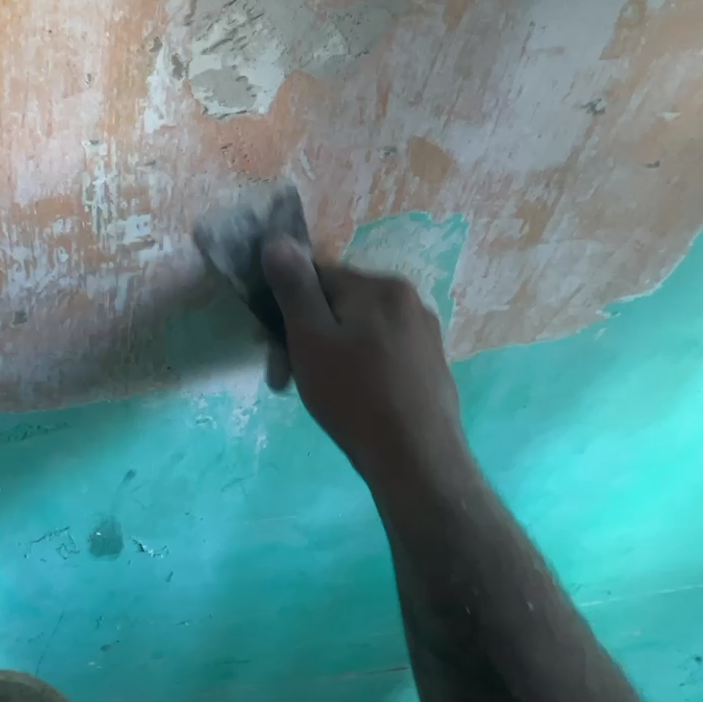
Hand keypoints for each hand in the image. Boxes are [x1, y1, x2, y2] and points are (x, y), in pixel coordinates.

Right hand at [261, 238, 466, 482]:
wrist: (416, 460)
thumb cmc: (354, 395)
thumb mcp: (309, 337)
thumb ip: (293, 287)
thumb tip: (277, 241)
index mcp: (379, 286)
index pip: (315, 278)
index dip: (286, 312)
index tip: (273, 350)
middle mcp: (407, 300)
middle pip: (335, 306)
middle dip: (304, 338)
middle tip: (286, 380)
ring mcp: (423, 333)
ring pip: (355, 332)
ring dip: (326, 356)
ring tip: (314, 394)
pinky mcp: (429, 365)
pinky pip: (378, 353)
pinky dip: (355, 369)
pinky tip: (348, 400)